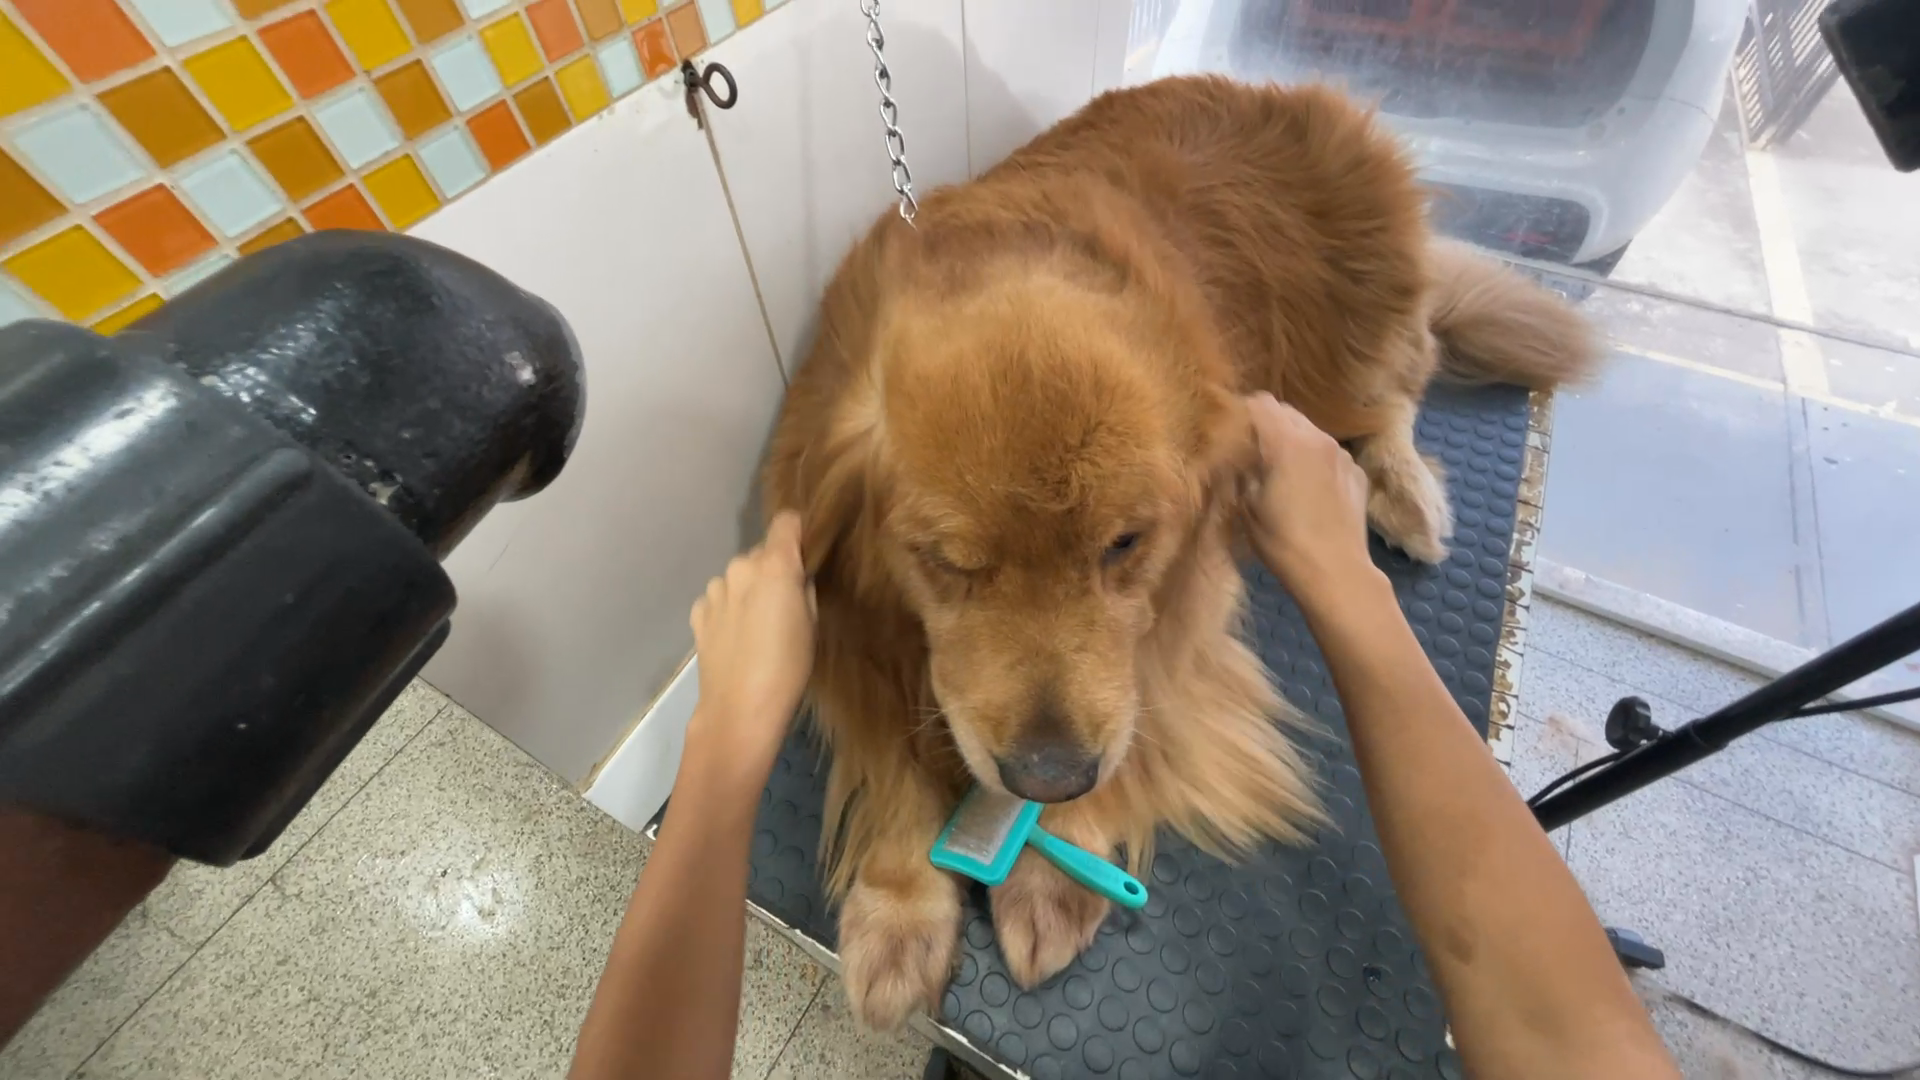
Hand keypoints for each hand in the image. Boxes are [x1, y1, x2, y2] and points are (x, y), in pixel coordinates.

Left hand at [684, 512, 816, 783]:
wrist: (739, 709)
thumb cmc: (789, 667)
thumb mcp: (811, 623)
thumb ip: (803, 588)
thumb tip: (796, 574)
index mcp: (774, 566)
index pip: (786, 522)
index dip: (798, 532)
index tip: (806, 552)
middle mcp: (740, 568)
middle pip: (762, 553)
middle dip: (774, 570)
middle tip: (786, 603)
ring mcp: (715, 590)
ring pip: (740, 576)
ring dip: (750, 589)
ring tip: (759, 626)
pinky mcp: (698, 612)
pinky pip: (721, 597)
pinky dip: (731, 607)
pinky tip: (738, 636)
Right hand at [1241, 393, 1381, 607]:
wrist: (1334, 571)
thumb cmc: (1281, 540)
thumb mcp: (1245, 506)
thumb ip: (1241, 470)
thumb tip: (1236, 454)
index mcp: (1286, 443)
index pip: (1260, 404)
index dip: (1241, 413)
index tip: (1229, 432)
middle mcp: (1318, 438)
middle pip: (1286, 412)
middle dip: (1266, 426)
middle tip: (1250, 452)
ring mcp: (1341, 454)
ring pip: (1308, 431)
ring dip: (1290, 442)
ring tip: (1278, 472)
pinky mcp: (1356, 472)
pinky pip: (1327, 453)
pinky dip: (1312, 460)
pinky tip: (1306, 489)